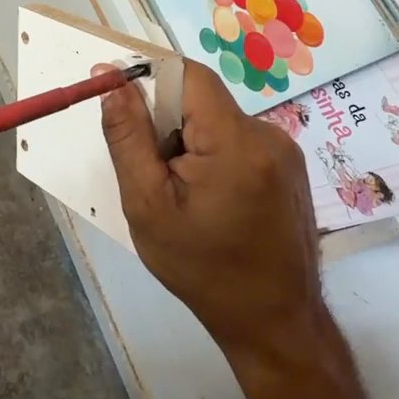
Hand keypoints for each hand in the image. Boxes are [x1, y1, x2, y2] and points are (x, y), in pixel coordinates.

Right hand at [96, 60, 321, 349]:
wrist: (274, 324)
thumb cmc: (202, 268)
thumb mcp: (146, 204)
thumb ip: (126, 136)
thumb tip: (110, 79)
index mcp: (235, 142)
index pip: (187, 74)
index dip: (148, 76)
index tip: (120, 103)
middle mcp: (267, 135)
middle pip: (199, 98)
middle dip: (165, 121)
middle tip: (151, 171)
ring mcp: (284, 150)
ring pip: (214, 119)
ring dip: (186, 140)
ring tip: (180, 193)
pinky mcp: (288, 166)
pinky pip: (234, 138)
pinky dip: (209, 153)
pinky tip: (207, 198)